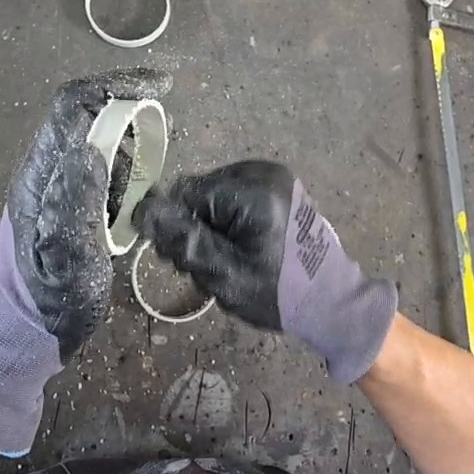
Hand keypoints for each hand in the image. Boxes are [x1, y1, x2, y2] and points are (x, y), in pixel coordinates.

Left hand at [0, 68, 170, 454]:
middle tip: (160, 137)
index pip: (73, 105)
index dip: (115, 85)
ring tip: (147, 175)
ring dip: (126, 141)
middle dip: (126, 110)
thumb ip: (77, 201)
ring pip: (91, 136)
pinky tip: (133, 195)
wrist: (26, 332)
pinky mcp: (62, 198)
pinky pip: (95, 163)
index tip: (160, 87)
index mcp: (43, 174)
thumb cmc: (52, 298)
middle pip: (83, 113)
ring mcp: (51, 182)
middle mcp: (44, 169)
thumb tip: (91, 148)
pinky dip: (122, 166)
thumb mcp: (71, 255)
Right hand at [137, 161, 396, 382]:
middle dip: (192, 227)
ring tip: (223, 261)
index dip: (172, 225)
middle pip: (200, 192)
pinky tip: (237, 247)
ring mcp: (273, 176)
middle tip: (202, 267)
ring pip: (214, 194)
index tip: (176, 259)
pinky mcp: (277, 185)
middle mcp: (262, 172)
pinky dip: (227, 220)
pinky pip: (234, 195)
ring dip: (208, 225)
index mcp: (251, 190)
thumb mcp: (223, 274)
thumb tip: (141, 210)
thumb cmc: (278, 294)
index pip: (184, 193)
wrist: (332, 301)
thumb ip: (183, 239)